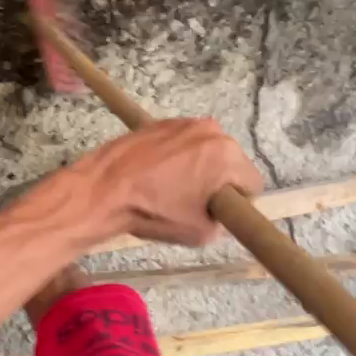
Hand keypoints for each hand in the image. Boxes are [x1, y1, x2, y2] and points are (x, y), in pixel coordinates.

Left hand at [69, 118, 264, 245]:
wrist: (103, 189)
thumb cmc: (153, 211)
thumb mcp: (200, 233)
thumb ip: (223, 223)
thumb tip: (221, 215)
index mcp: (227, 155)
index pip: (252, 184)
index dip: (238, 204)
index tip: (217, 213)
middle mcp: (212, 130)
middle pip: (230, 163)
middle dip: (218, 182)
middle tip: (192, 202)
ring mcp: (184, 122)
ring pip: (206, 151)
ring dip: (198, 168)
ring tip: (170, 188)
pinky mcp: (161, 122)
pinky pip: (183, 143)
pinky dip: (177, 157)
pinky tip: (157, 174)